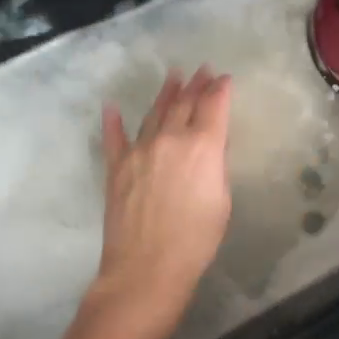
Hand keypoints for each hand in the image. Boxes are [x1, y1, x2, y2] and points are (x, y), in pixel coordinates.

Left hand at [92, 67, 232, 329]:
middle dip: (195, 84)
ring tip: (173, 76)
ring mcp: (140, 150)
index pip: (214, 105)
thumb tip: (210, 145)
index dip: (221, 88)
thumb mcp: (222, 197)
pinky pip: (115, 137)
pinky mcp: (117, 167)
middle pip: (185, 102)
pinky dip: (114, 121)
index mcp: (204, 145)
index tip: (224, 78)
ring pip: (155, 112)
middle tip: (202, 70)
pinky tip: (113, 107)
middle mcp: (171, 138)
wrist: (147, 268)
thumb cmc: (197, 237)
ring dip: (166, 93)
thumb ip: (215, 164)